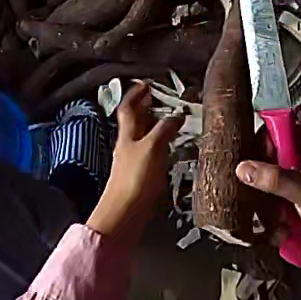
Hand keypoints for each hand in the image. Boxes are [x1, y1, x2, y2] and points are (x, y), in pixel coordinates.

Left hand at [87, 82, 180, 241]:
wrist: (124, 215)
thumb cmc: (135, 179)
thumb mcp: (152, 148)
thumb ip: (164, 130)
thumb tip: (176, 116)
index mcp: (126, 135)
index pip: (128, 108)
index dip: (135, 94)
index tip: (146, 84)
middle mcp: (127, 146)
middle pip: (135, 122)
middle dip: (146, 108)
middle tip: (161, 99)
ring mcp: (133, 162)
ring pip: (143, 136)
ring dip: (154, 125)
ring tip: (171, 120)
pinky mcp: (140, 177)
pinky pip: (150, 152)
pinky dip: (160, 144)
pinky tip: (171, 148)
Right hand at [236, 141, 300, 292]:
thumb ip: (275, 179)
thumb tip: (242, 168)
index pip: (281, 130)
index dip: (265, 136)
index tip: (250, 149)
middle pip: (267, 158)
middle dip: (259, 174)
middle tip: (252, 184)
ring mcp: (293, 187)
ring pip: (263, 184)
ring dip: (264, 200)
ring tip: (271, 212)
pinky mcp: (287, 208)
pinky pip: (266, 205)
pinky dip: (268, 216)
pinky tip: (277, 227)